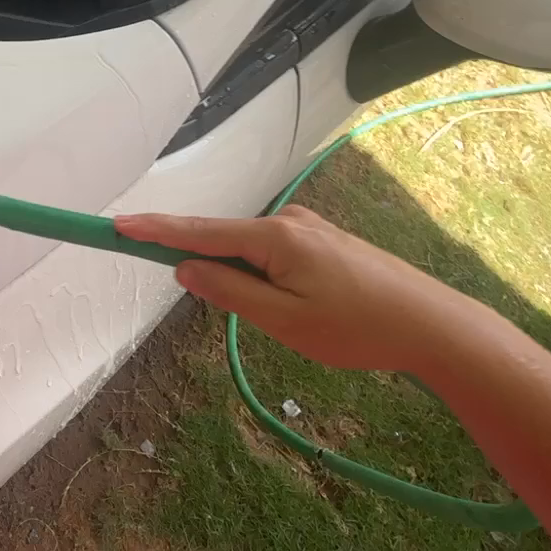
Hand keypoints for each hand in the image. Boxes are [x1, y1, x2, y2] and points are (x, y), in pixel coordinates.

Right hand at [114, 205, 495, 374]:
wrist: (436, 325)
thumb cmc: (357, 329)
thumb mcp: (284, 321)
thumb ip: (228, 292)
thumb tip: (183, 267)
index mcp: (272, 236)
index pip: (197, 230)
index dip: (153, 229)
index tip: (114, 225)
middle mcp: (285, 220)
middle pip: (223, 238)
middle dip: (207, 264)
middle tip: (238, 307)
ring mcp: (306, 227)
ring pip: (250, 249)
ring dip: (244, 276)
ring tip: (291, 320)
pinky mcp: (321, 239)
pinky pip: (272, 251)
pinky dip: (262, 271)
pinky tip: (295, 304)